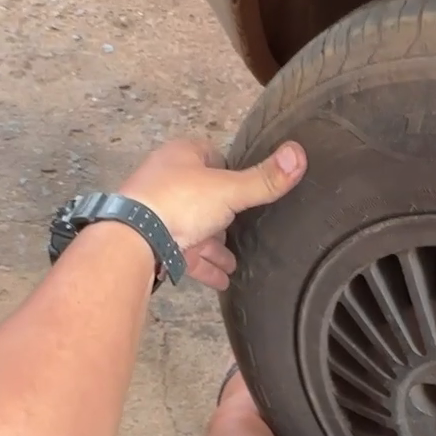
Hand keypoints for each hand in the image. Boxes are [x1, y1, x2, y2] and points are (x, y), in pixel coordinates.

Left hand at [115, 137, 306, 288]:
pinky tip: (223, 280)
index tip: (247, 187)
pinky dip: (206, 267)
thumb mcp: (230, 189)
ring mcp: (162, 213)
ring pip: (196, 228)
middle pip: (205, 195)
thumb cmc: (180, 202)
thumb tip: (298, 155)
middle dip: (224, 215)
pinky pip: (188, 255)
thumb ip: (264, 180)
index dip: (230, 170)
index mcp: (183, 156)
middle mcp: (169, 180)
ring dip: (215, 246)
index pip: (212, 155)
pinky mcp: (159, 243)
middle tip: (246, 229)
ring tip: (237, 262)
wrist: (136, 238)